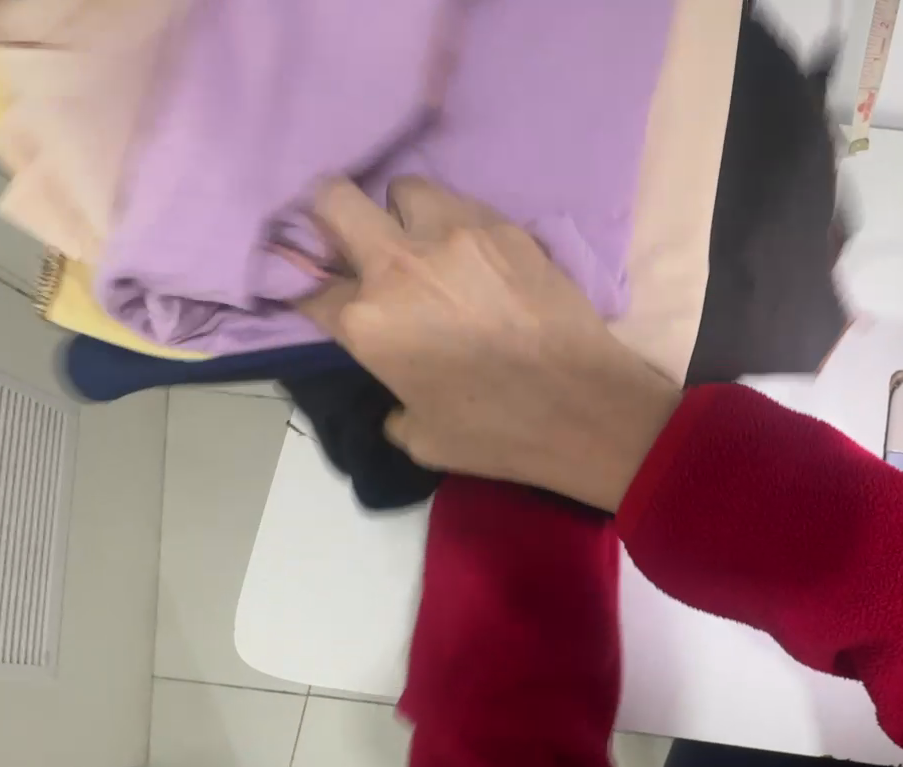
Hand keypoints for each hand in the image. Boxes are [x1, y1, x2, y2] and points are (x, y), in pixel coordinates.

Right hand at [297, 177, 681, 511]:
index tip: (329, 303)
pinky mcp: (510, 230)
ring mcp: (458, 238)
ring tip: (431, 251)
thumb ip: (393, 404)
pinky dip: (461, 227)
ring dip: (407, 216)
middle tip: (360, 249)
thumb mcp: (424, 440)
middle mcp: (403, 265)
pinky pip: (467, 206)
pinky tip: (481, 261)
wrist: (590, 412)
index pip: (312, 290)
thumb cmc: (503, 436)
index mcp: (370, 322)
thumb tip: (399, 390)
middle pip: (333, 200)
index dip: (315, 296)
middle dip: (333, 220)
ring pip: (408, 189)